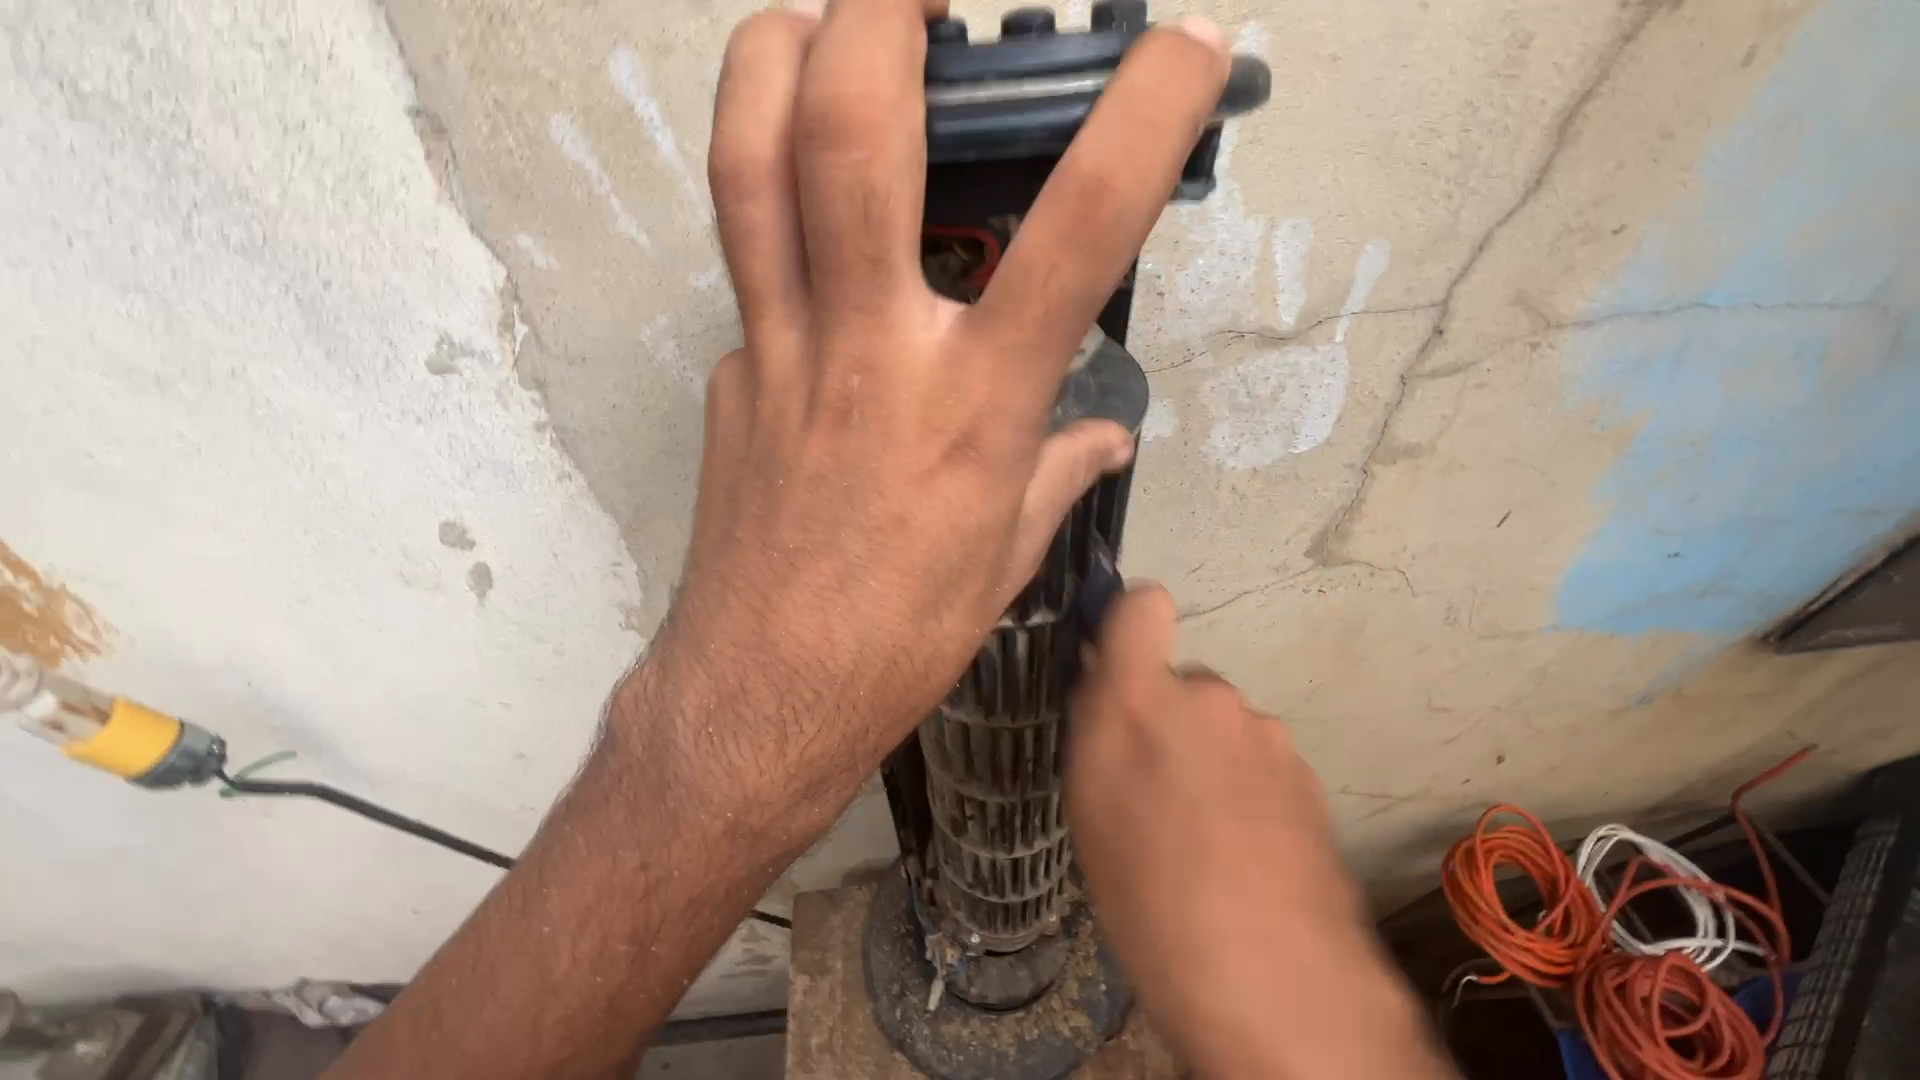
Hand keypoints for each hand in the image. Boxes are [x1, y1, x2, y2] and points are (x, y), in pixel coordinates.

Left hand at [635, 3, 1232, 792]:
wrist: (761, 697)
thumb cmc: (896, 642)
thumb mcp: (1001, 560)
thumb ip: (1052, 475)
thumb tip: (1095, 437)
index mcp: (972, 408)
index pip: (1078, 235)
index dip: (1139, 122)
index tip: (1185, 50)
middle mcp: (872, 354)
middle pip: (857, 136)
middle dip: (883, 14)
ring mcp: (779, 354)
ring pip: (752, 166)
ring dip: (776, 60)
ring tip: (812, 20)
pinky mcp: (728, 376)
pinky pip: (748, 273)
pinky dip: (776, 226)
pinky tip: (805, 239)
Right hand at [1068, 585, 1455, 1078]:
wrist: (1272, 979)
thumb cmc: (1147, 893)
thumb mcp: (1088, 807)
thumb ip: (1094, 725)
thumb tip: (1098, 677)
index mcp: (1143, 700)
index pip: (1143, 606)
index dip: (1127, 624)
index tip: (1115, 667)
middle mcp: (1210, 699)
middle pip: (1179, 683)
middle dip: (1164, 718)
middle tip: (1152, 789)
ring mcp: (1267, 734)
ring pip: (1220, 725)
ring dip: (1206, 756)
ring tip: (1200, 834)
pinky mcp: (1307, 773)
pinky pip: (1257, 759)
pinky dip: (1244, 787)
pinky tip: (1241, 851)